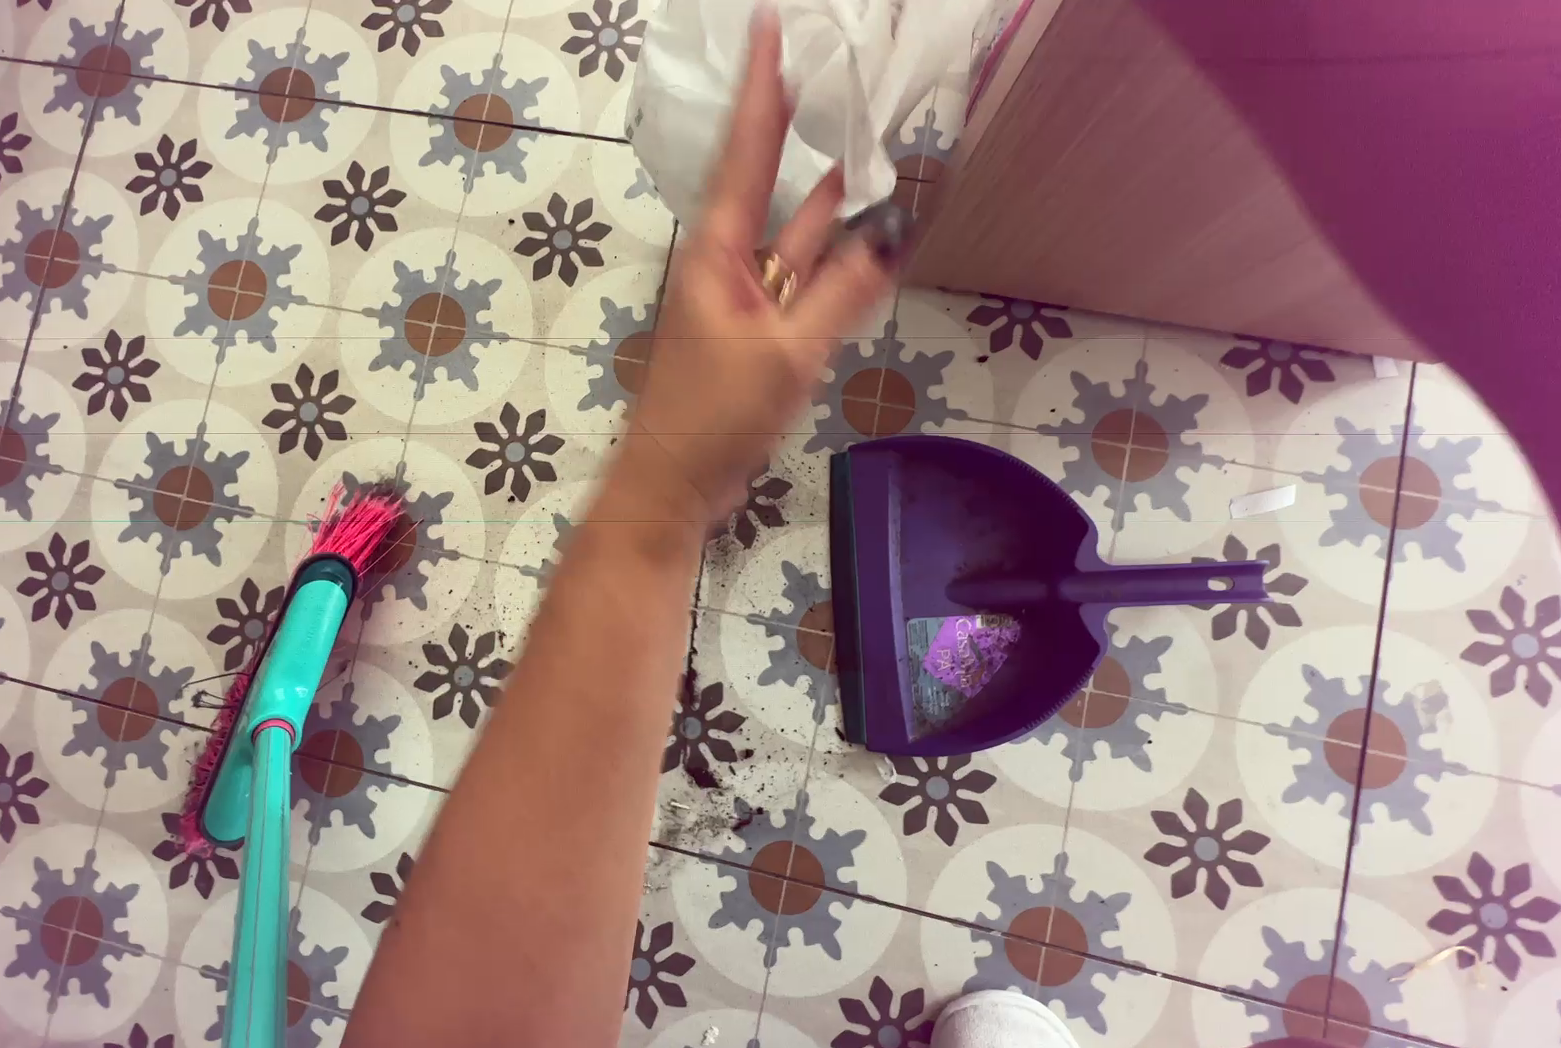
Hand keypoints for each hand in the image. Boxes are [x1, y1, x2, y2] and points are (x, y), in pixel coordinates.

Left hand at [612, 4, 909, 530]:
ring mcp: (740, 308)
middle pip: (775, 191)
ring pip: (794, 246)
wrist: (672, 487)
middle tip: (847, 83)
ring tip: (876, 150)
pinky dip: (830, 271)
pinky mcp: (752, 343)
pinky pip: (798, 292)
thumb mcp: (786, 354)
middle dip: (807, 140)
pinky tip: (865, 248)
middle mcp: (726, 269)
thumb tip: (888, 239)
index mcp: (718, 256)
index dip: (762, 91)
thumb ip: (840, 294)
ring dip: (832, 207)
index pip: (745, 153)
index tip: (771, 26)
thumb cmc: (714, 417)